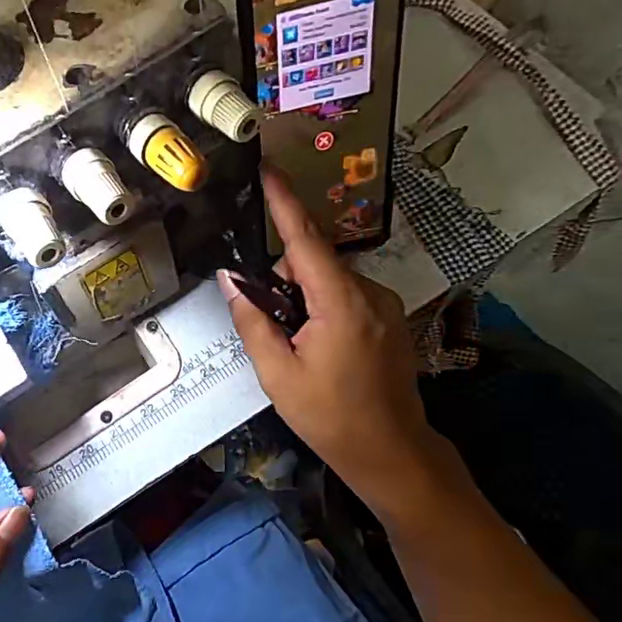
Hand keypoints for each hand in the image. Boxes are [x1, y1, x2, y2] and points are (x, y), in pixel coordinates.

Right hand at [220, 168, 460, 524]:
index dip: (284, 201)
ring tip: (301, 349)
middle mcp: (369, 293)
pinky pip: (346, 296)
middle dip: (284, 283)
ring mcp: (385, 305)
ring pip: (329, 280)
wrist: (391, 452)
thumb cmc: (330, 417)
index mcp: (340, 303)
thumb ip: (252, 320)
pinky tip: (323, 349)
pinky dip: (324, 308)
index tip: (268, 168)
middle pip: (313, 262)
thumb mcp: (277, 373)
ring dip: (304, 299)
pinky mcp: (390, 318)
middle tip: (275, 330)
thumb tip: (230, 279)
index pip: (305, 240)